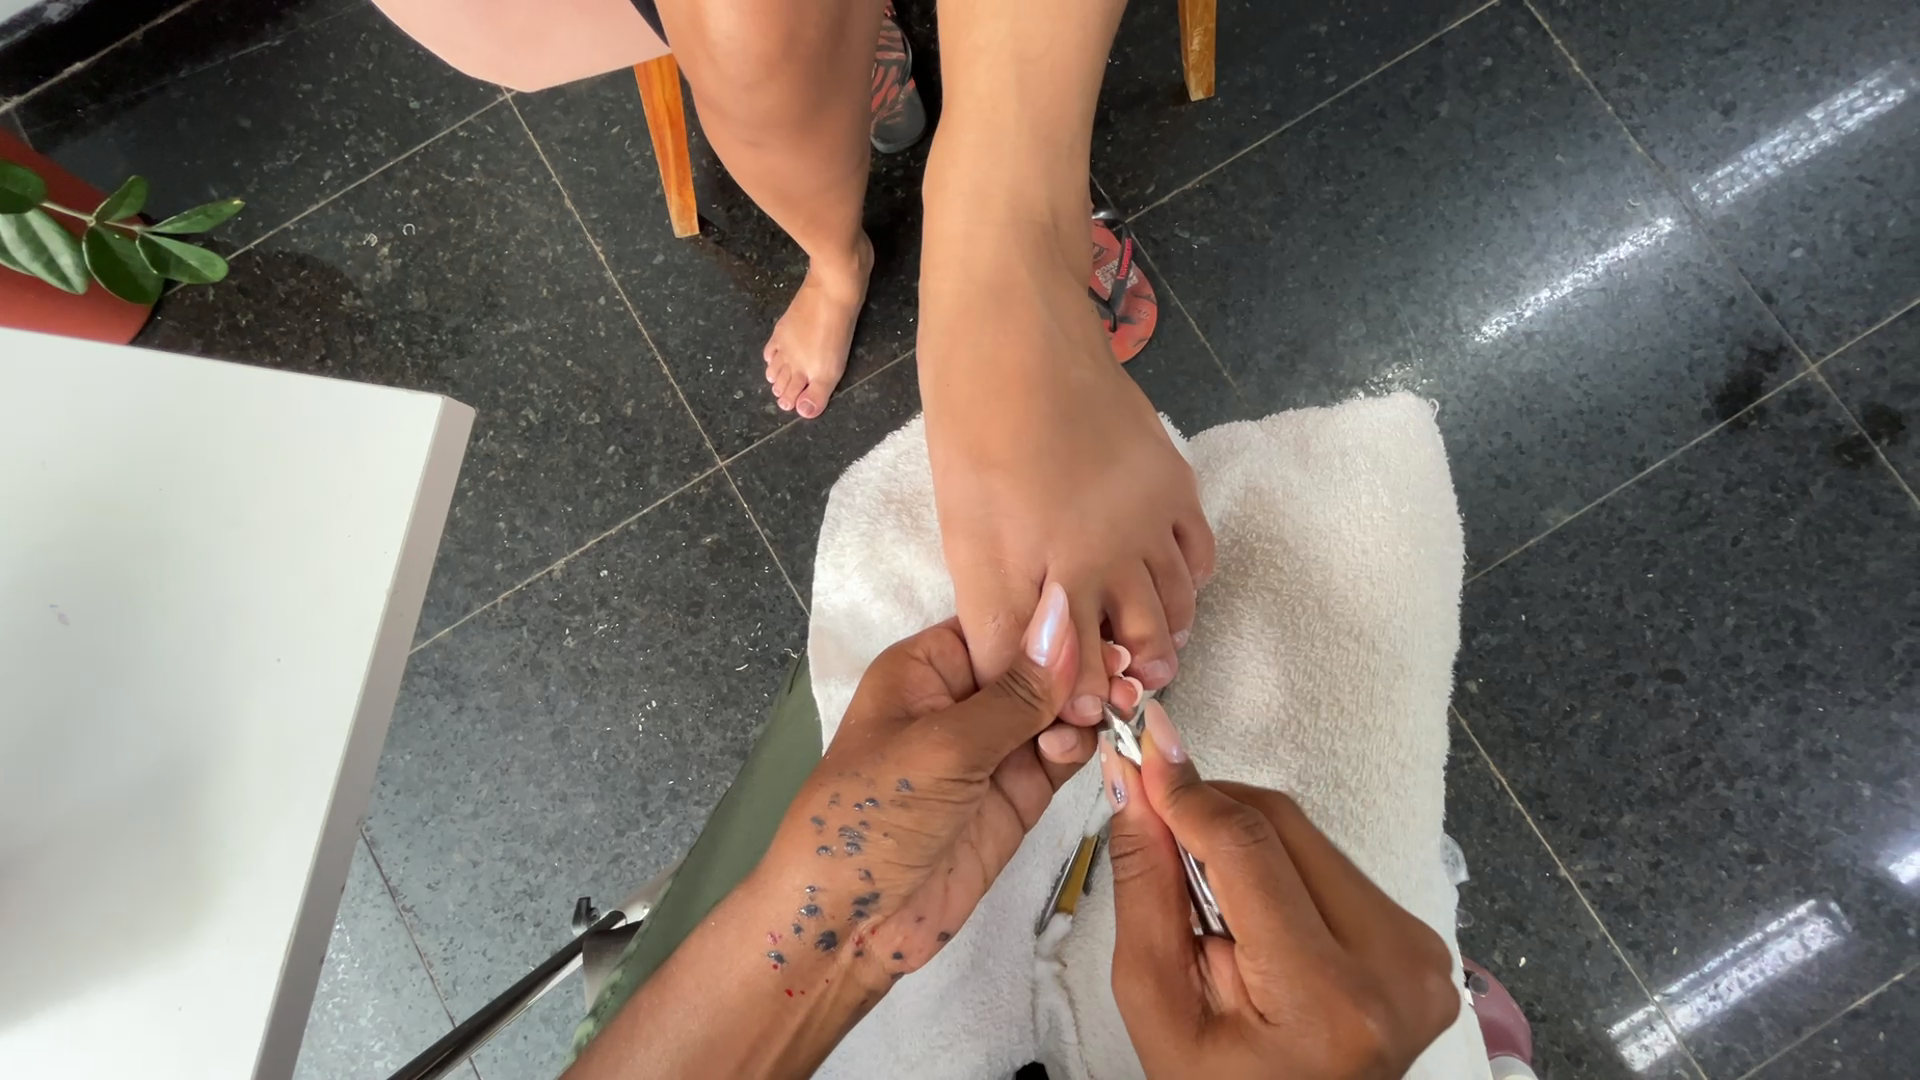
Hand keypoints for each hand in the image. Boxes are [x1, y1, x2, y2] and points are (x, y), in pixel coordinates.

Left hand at [568, 587, 1096, 1079]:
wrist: (853, 927)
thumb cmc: (875, 811)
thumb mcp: (944, 745)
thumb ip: (1016, 690)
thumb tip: (1063, 609)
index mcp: (928, 666)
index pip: (998, 623)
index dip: (1049, 623)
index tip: (1101, 621)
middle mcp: (962, 698)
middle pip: (1033, 667)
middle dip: (1075, 667)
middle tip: (1125, 670)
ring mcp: (992, 747)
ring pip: (1053, 710)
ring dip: (1083, 706)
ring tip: (1115, 705)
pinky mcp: (1016, 792)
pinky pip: (1059, 754)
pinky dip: (1077, 745)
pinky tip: (1078, 744)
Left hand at [918, 221, 1214, 739]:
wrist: (1016, 332)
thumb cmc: (973, 436)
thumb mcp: (966, 536)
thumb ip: (999, 618)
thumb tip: (1024, 687)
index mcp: (1074, 574)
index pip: (1091, 672)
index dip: (1085, 705)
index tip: (1072, 721)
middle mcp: (1133, 552)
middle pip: (1151, 642)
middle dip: (1130, 677)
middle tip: (1110, 688)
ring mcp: (1161, 512)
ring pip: (1182, 602)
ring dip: (1162, 635)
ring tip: (1137, 649)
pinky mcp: (1174, 476)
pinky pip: (1201, 552)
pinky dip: (1188, 583)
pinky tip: (1164, 586)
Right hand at [1103, 702, 1461, 1078]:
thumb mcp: (1152, 991)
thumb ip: (1144, 876)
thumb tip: (1132, 774)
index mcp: (1328, 1000)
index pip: (1247, 847)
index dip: (1187, 789)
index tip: (1141, 742)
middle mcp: (1397, 965)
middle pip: (1279, 824)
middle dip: (1207, 810)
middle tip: (1158, 828)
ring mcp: (1422, 954)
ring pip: (1302, 832)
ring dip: (1238, 834)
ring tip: (1208, 893)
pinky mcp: (1423, 942)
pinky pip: (1326, 857)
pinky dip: (1273, 858)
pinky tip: (1251, 905)